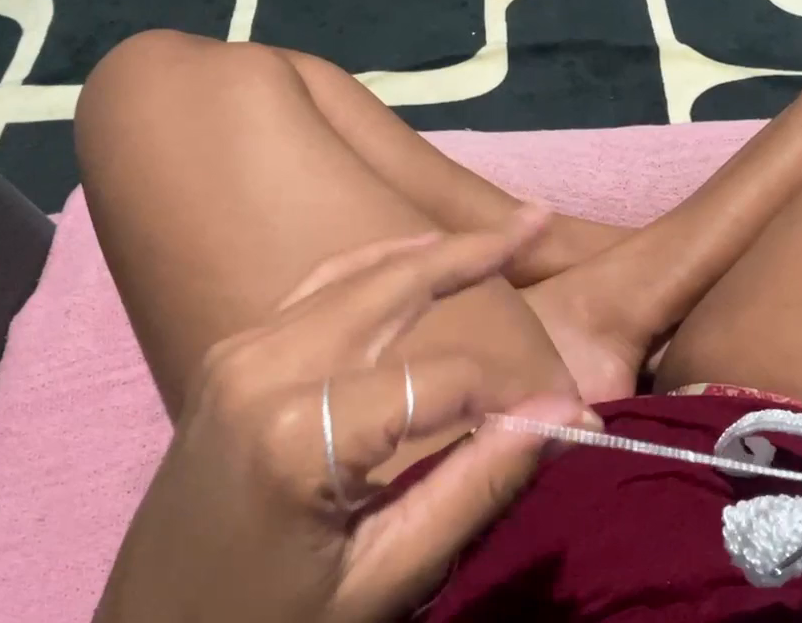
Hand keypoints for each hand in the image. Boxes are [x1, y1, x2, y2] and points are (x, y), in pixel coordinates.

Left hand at [95, 211, 594, 622]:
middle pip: (400, 286)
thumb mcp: (382, 580)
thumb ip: (476, 486)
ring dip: (438, 249)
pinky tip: (419, 249)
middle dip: (479, 251)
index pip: (446, 381)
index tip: (567, 414)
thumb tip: (563, 415)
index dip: (515, 391)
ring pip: (363, 273)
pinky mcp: (235, 351)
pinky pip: (321, 284)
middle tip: (540, 220)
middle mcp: (267, 367)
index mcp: (299, 434)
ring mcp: (243, 349)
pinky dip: (380, 260)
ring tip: (501, 226)